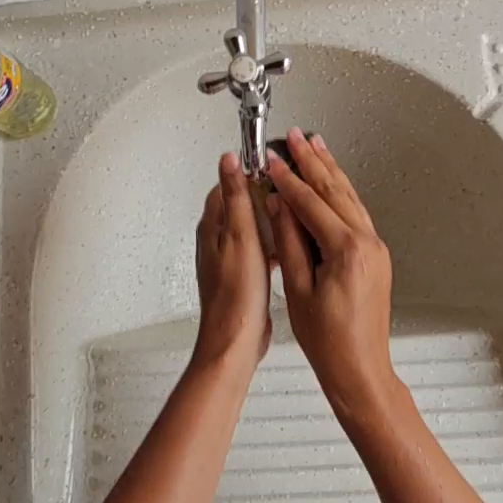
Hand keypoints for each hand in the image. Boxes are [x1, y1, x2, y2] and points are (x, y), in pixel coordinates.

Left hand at [192, 152, 271, 373]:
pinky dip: (272, 244)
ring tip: (290, 217)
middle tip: (284, 189)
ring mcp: (228, 260)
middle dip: (262, 196)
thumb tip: (228, 161)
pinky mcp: (241, 277)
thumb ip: (236, 197)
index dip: (248, 172)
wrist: (235, 342)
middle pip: (240, 205)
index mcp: (212, 227)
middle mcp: (216, 241)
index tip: (269, 166)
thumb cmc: (236, 296)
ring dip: (269, 221)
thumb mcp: (240, 236)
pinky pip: (258, 251)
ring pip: (251, 228)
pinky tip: (287, 250)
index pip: (227, 185)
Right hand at [265, 128, 398, 419]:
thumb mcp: (297, 288)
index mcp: (346, 250)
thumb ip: (288, 241)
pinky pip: (356, 211)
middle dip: (312, 160)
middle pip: (334, 189)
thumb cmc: (329, 341)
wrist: (361, 369)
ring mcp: (375, 247)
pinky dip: (341, 190)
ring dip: (329, 169)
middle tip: (294, 137)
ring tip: (314, 145)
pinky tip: (332, 181)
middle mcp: (367, 243)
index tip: (271, 161)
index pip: (309, 203)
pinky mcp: (375, 255)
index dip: (287, 179)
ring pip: (348, 196)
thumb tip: (278, 205)